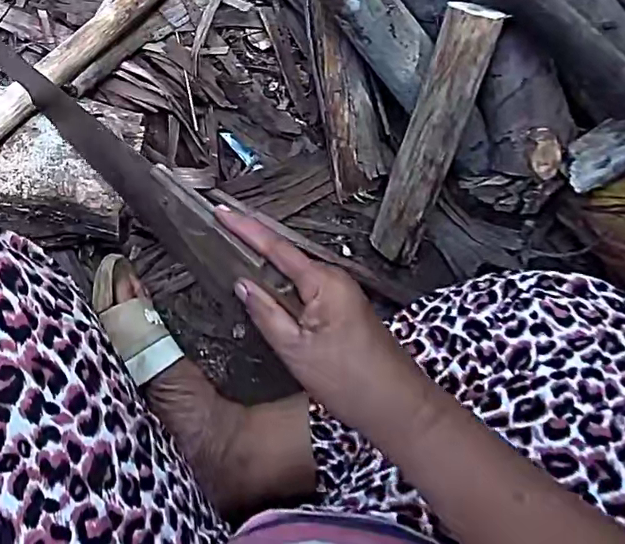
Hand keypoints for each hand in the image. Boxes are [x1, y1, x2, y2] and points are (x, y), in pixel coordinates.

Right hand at [219, 207, 430, 433]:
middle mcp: (334, 278)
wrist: (404, 413)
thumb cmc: (355, 385)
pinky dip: (281, 280)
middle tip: (221, 223)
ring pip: (293, 269)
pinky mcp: (343, 305)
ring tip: (234, 248)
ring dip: (266, 261)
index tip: (220, 211)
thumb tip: (242, 284)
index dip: (243, 226)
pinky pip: (304, 283)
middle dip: (252, 237)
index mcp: (323, 282)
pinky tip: (265, 284)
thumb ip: (265, 312)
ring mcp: (341, 291)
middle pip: (284, 251)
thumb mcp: (296, 351)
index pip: (274, 245)